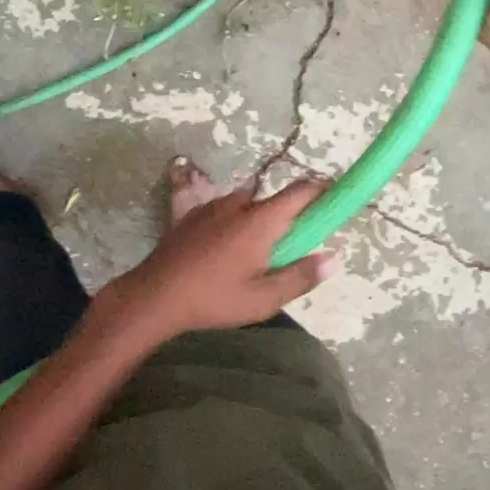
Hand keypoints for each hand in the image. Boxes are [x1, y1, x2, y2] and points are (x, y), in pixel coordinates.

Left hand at [98, 178, 338, 338]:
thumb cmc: (214, 298)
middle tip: (287, 252)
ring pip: (247, 207)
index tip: (335, 198)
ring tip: (252, 259)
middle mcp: (239, 203)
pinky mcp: (191, 215)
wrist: (155, 294)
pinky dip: (233, 226)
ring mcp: (212, 206)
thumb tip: (334, 258)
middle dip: (286, 220)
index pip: (301, 191)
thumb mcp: (263, 298)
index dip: (322, 190)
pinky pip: (224, 214)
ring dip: (257, 224)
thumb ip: (301, 277)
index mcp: (261, 220)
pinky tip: (223, 256)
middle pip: (273, 202)